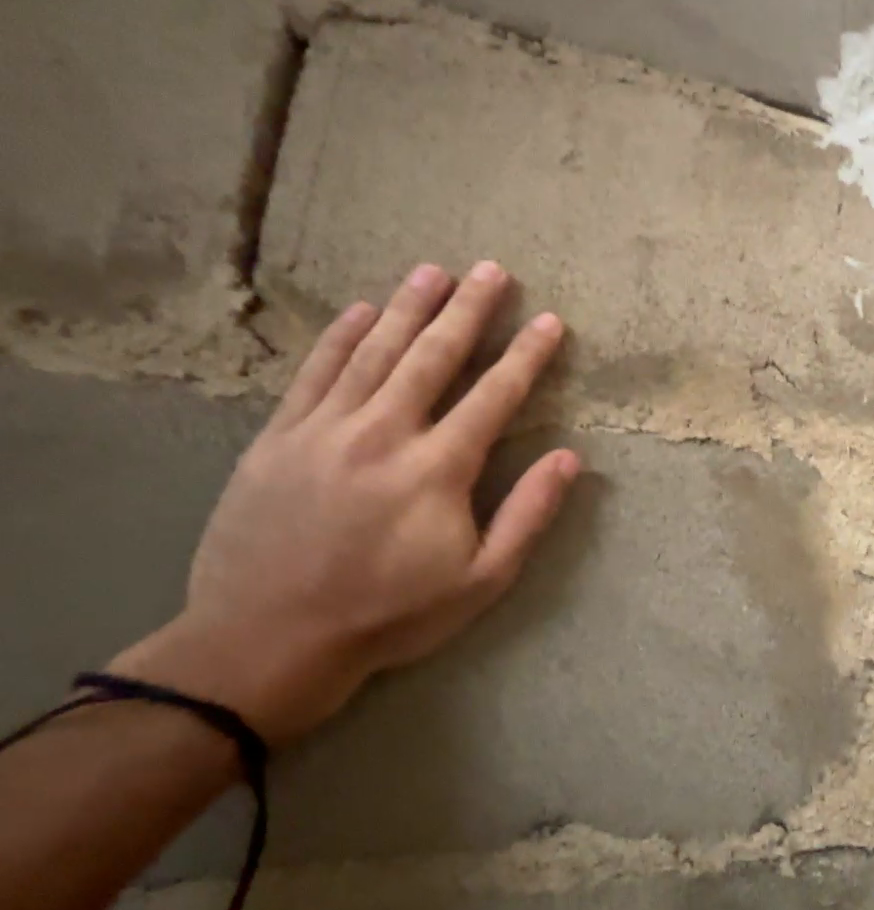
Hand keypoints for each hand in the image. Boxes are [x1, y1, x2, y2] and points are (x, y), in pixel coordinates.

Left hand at [109, 262, 578, 743]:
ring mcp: (323, 431)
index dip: (526, 355)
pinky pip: (314, 374)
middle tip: (492, 269)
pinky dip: (340, 338)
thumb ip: (529, 514)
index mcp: (437, 470)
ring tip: (434, 271)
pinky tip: (363, 311)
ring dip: (408, 308)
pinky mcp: (277, 439)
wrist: (267, 640)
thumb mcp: (483, 580)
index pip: (494, 396)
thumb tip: (570, 458)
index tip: (549, 320)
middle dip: (468, 310)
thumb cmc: (391, 614)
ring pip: (373, 353)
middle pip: (433, 357)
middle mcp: (382, 435)